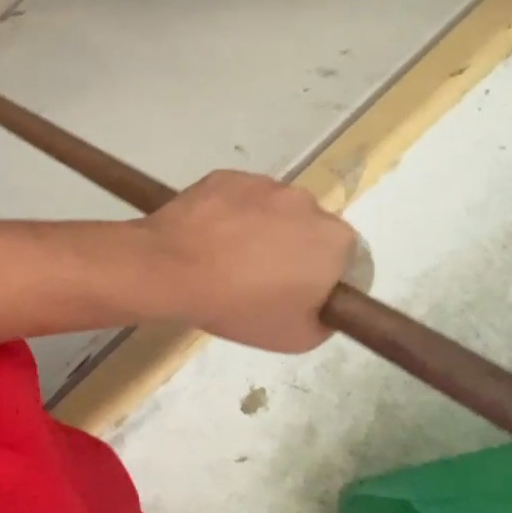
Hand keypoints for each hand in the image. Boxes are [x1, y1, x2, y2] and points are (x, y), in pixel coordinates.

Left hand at [138, 170, 357, 352]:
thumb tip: (319, 301)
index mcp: (334, 239)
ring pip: (271, 208)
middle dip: (290, 248)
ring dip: (259, 226)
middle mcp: (304, 202)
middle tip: (256, 274)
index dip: (320, 278)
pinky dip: (227, 211)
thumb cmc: (238, 306)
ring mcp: (260, 183)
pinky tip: (207, 233)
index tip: (293, 292)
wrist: (168, 269)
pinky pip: (236, 196)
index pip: (342, 259)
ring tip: (225, 253)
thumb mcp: (299, 336)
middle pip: (307, 228)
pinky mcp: (223, 176)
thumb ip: (325, 316)